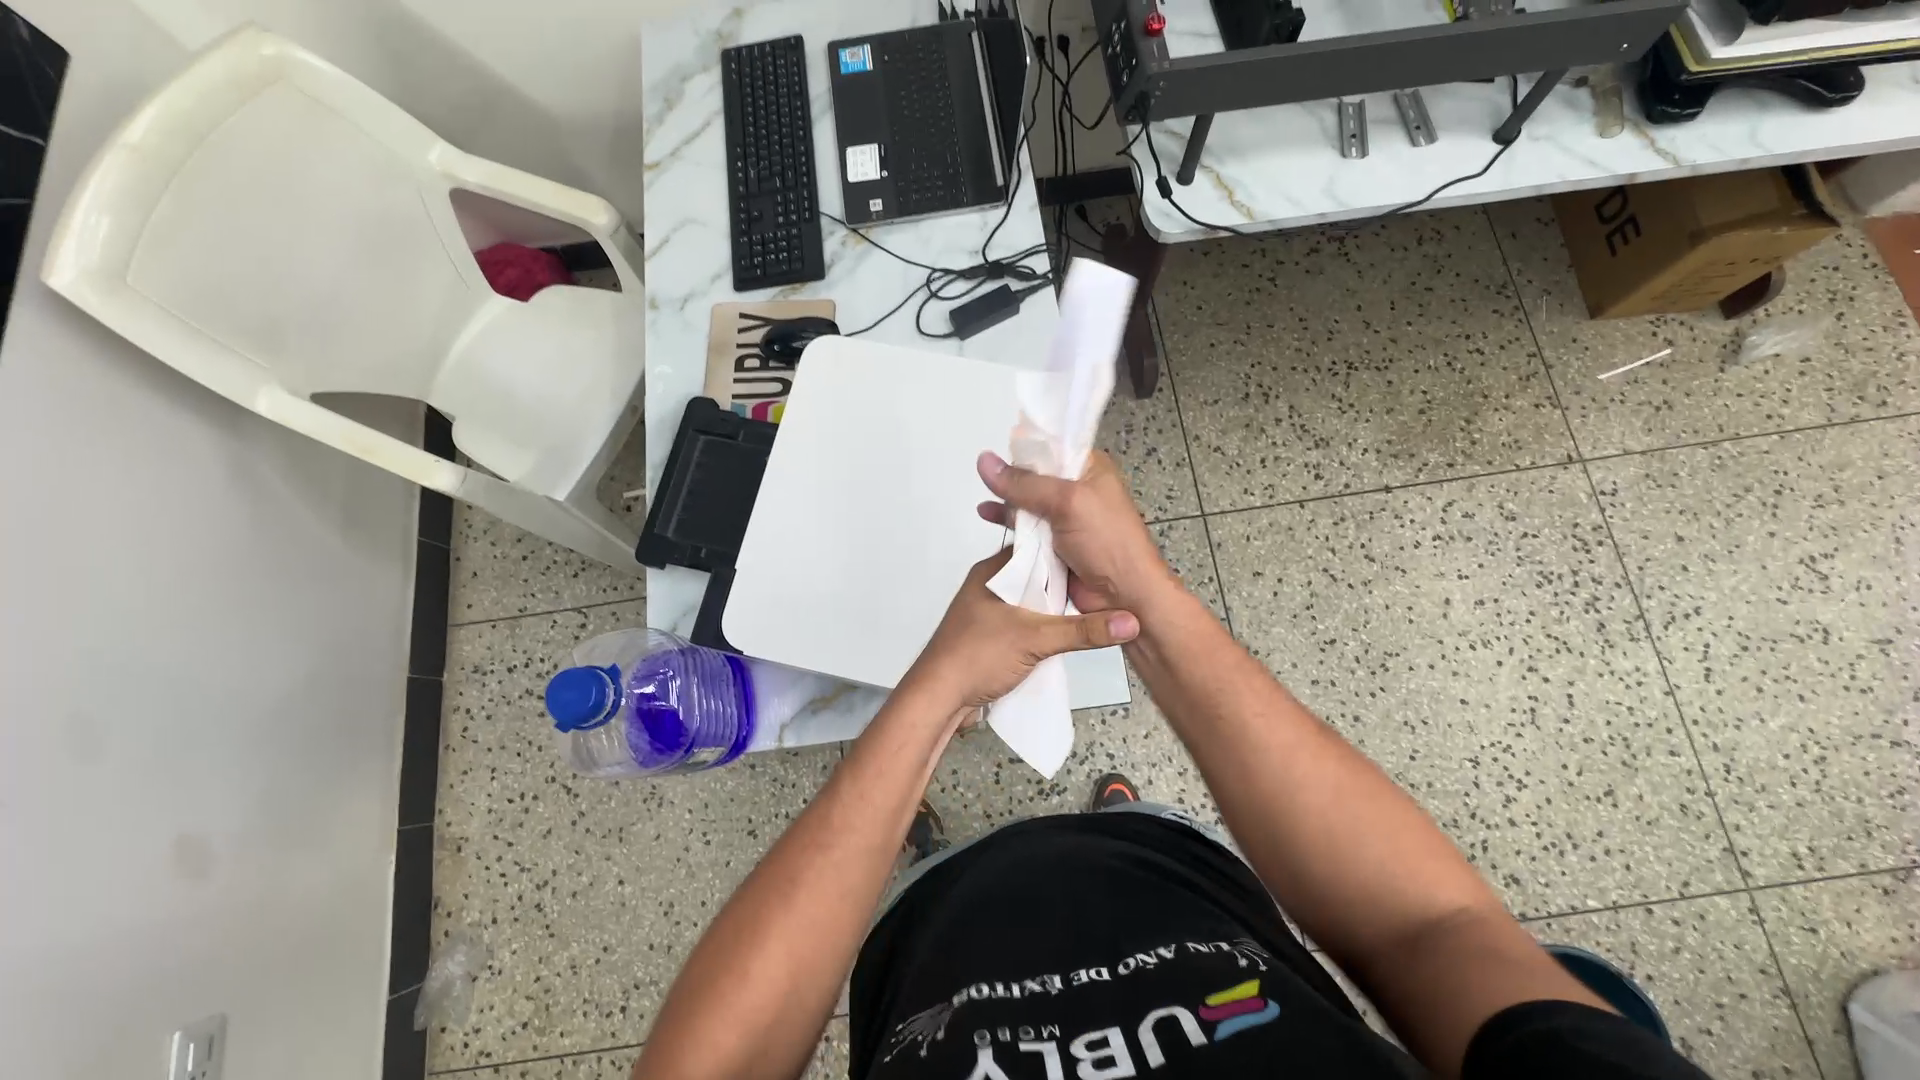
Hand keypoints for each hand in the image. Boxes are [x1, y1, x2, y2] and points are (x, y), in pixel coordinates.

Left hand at [909, 548, 1139, 708]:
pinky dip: (1041, 630)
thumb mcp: (1036, 639)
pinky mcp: (989, 638)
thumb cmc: (976, 657)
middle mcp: (988, 587)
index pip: (1034, 548)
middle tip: (1100, 589)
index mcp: (992, 572)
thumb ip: (1083, 630)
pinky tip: (1063, 637)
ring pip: (1029, 604)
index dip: (1066, 553)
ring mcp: (987, 613)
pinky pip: (1022, 625)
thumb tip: (1130, 622)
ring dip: (1053, 611)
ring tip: (1088, 613)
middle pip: (1035, 578)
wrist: (938, 699)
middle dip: (1064, 585)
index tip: (1097, 560)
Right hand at [976, 450, 1178, 614]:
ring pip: (1028, 504)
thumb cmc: (1107, 541)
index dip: (1026, 449)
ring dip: (1007, 503)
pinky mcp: (1054, 544)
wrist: (1125, 597)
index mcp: (1090, 470)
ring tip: (984, 502)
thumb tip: (983, 460)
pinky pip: (1026, 529)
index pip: (1053, 448)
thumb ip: (1024, 484)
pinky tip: (987, 517)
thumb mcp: (1067, 503)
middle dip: (1012, 479)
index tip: (997, 453)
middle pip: (1036, 477)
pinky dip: (1008, 524)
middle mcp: (1077, 490)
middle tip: (985, 480)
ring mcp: (1065, 519)